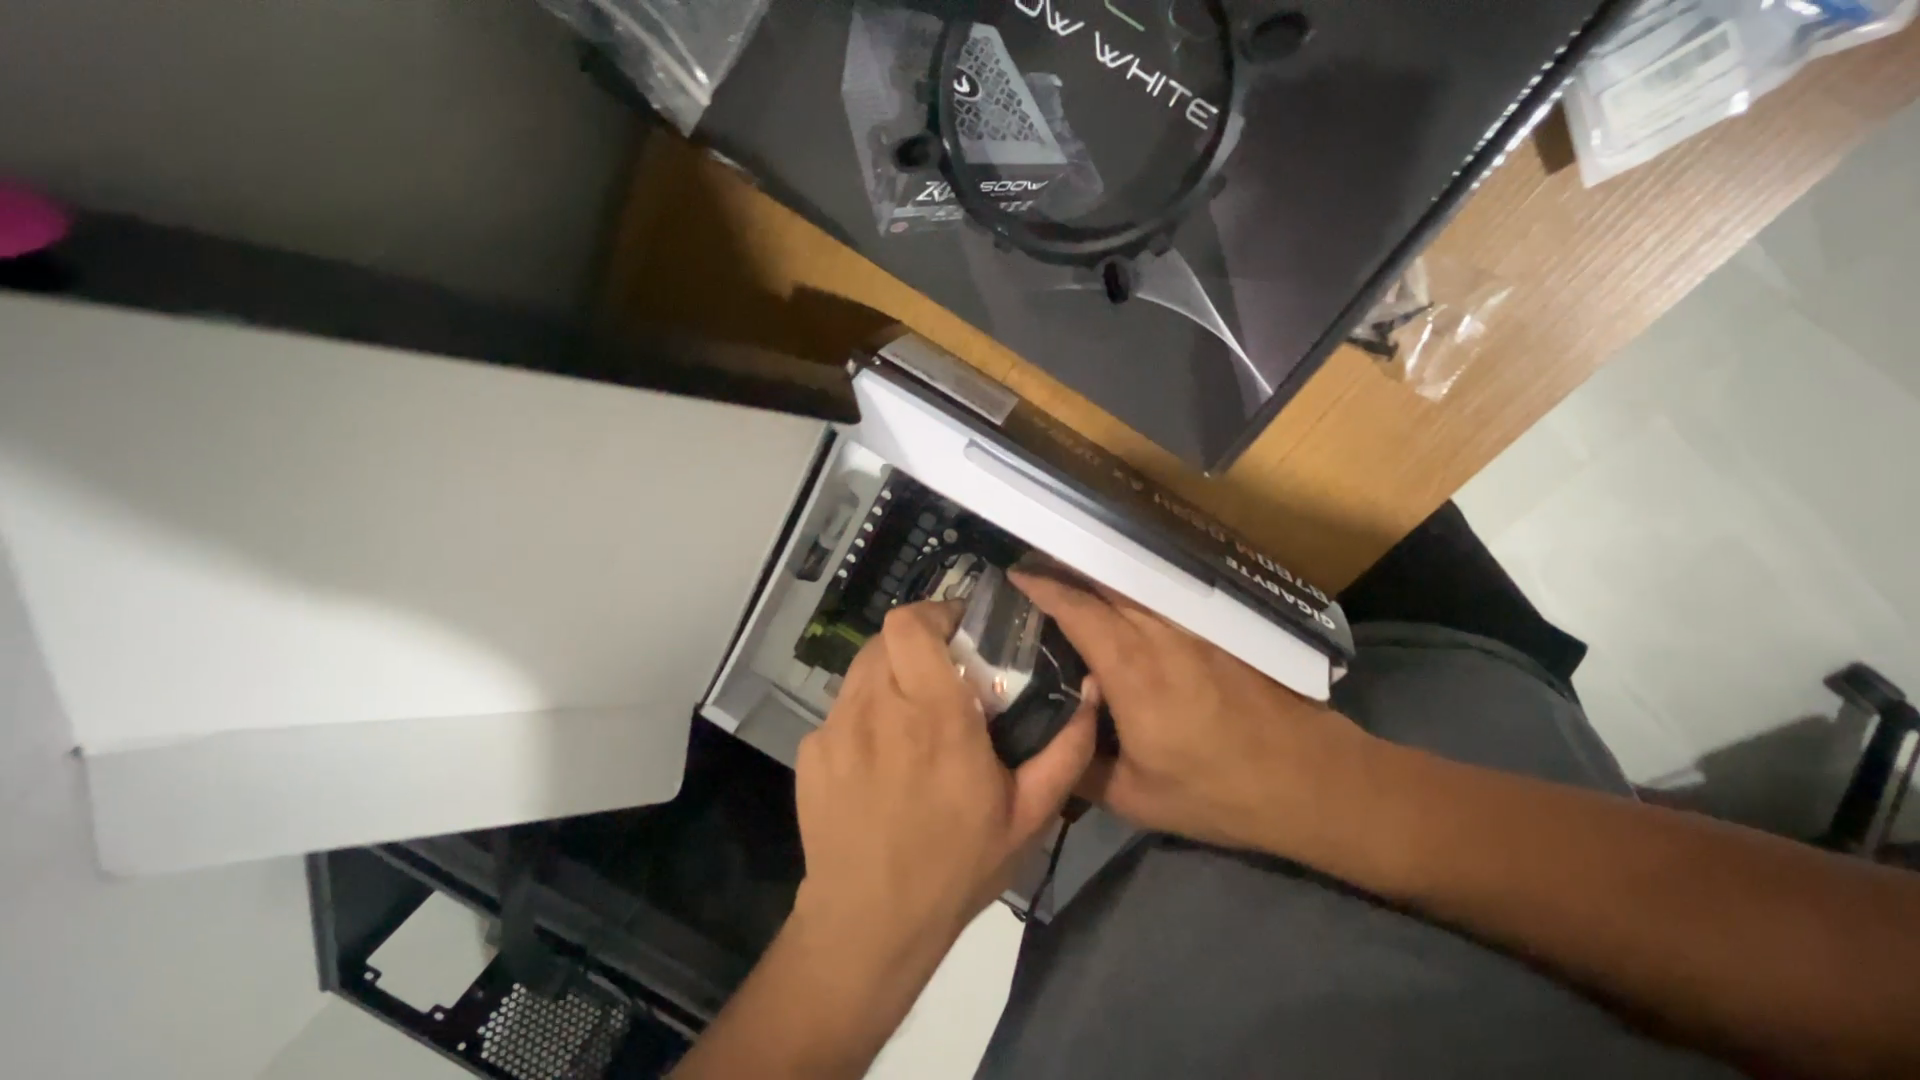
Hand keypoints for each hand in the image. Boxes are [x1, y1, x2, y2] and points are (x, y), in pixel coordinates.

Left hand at [792, 600, 1097, 962]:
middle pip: (886, 639)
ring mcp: (835, 729)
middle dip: (918, 644)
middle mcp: (877, 708)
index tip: (962, 632)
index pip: (911, 625)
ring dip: (891, 677)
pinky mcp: (811, 753)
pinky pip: (841, 711)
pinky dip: (865, 716)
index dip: (935, 613)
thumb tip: (1091, 695)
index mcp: (934, 714)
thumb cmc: (956, 868)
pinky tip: (881, 761)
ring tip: (913, 717)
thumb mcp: (1028, 816)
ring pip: (861, 670)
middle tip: (945, 676)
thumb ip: (1065, 750)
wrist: (869, 923)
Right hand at [1010, 565, 1371, 856]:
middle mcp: (1162, 635)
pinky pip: (1165, 604)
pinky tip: (1127, 616)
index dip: (1044, 588)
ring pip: (1137, 590)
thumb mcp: (1137, 799)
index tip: (1015, 576)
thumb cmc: (1219, 794)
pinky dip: (1135, 599)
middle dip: (1066, 574)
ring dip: (1101, 583)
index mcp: (1133, 670)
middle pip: (1106, 585)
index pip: (1078, 610)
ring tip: (1073, 591)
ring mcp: (1196, 630)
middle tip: (1033, 577)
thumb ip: (1082, 770)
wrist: (1312, 781)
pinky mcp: (1221, 636)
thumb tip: (1045, 751)